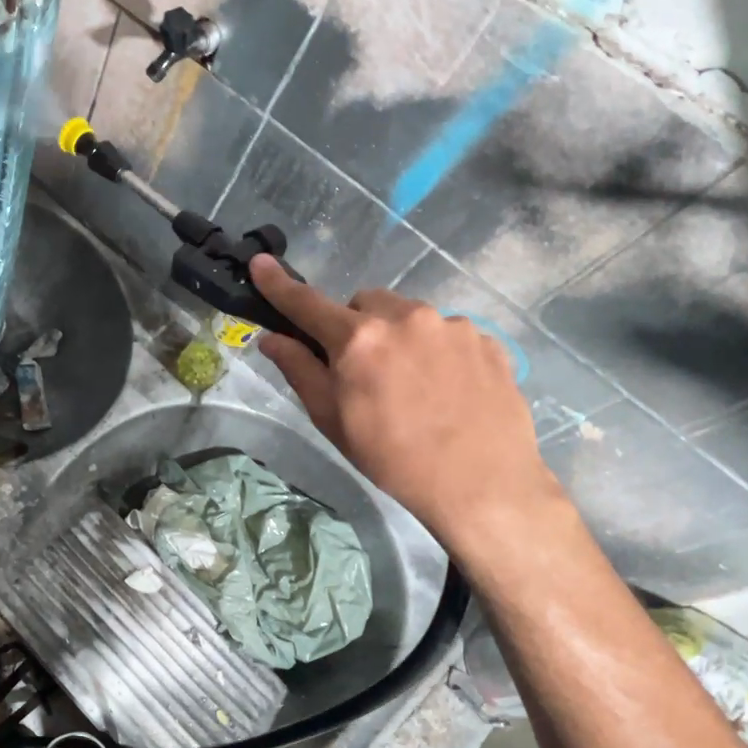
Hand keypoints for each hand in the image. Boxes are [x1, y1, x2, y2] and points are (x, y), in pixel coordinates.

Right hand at [248, 256, 565, 545]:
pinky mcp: (487, 340)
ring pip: (408, 316)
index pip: (307, 304)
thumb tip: (272, 338)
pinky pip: (446, 333)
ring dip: (397, 337)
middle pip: (365, 303)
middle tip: (358, 369)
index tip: (260, 264)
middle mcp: (406, 318)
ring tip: (408, 385)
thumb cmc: (390, 456)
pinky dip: (433, 351)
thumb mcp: (331, 418)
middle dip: (354, 325)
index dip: (279, 286)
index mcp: (358, 339)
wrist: (481, 482)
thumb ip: (300, 370)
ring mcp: (452, 325)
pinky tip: (442, 390)